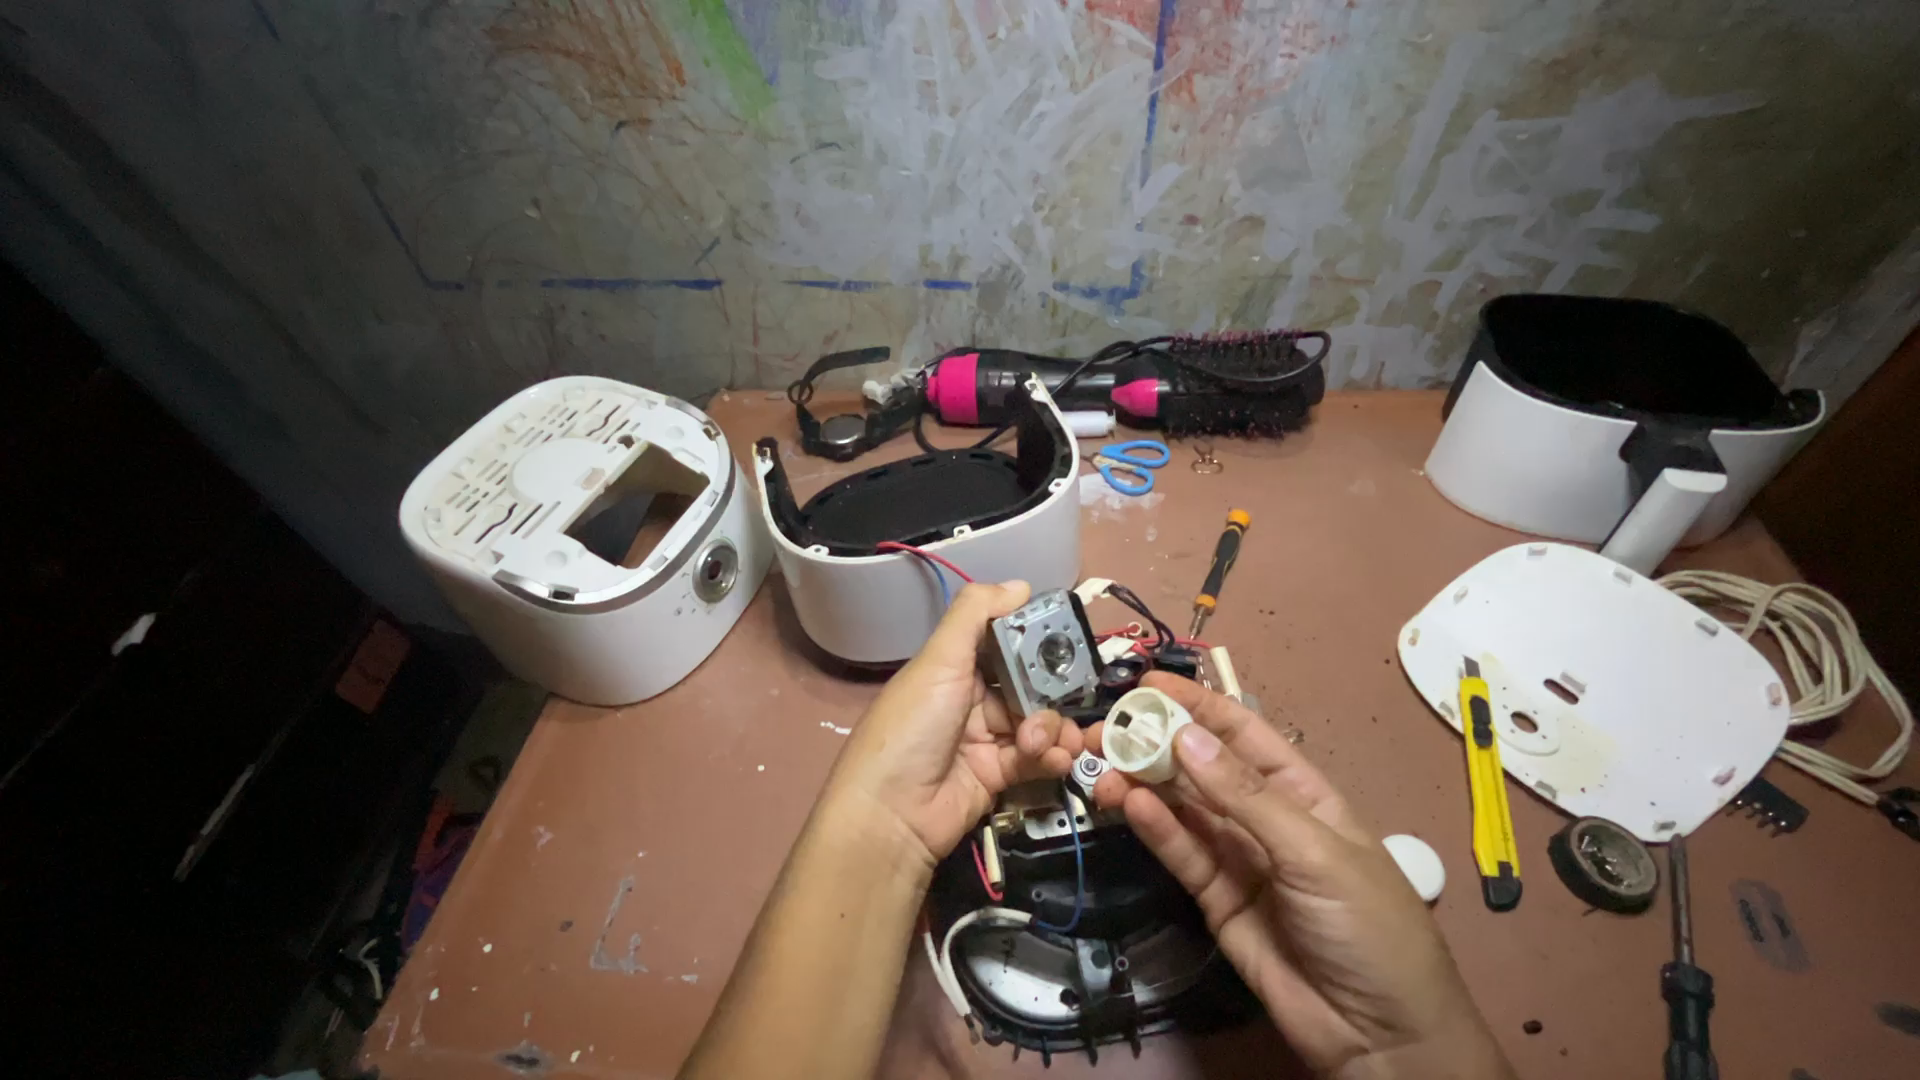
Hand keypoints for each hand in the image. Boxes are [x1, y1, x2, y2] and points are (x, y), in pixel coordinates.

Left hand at [822, 581, 1084, 868]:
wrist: (892, 815)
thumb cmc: (913, 726)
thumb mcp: (939, 661)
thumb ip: (975, 614)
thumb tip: (1020, 583)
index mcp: (952, 666)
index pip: (1003, 641)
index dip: (1035, 639)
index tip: (1068, 639)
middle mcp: (969, 698)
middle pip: (1027, 683)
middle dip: (1052, 690)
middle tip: (1069, 697)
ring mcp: (984, 738)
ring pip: (1036, 721)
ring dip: (1052, 727)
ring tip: (1048, 742)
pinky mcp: (997, 775)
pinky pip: (1035, 757)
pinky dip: (1050, 756)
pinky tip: (1055, 759)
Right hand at [1088, 673, 1511, 1079]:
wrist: (1381, 1038)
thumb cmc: (1369, 927)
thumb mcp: (1314, 851)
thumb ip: (1244, 796)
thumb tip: (1183, 735)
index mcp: (1301, 791)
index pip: (1241, 733)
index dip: (1196, 704)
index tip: (1147, 684)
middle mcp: (1262, 814)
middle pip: (1200, 766)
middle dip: (1154, 742)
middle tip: (1105, 726)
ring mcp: (1236, 855)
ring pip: (1180, 806)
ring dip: (1142, 781)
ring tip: (1101, 763)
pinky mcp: (1213, 894)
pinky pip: (1178, 850)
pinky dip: (1151, 826)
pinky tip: (1126, 804)